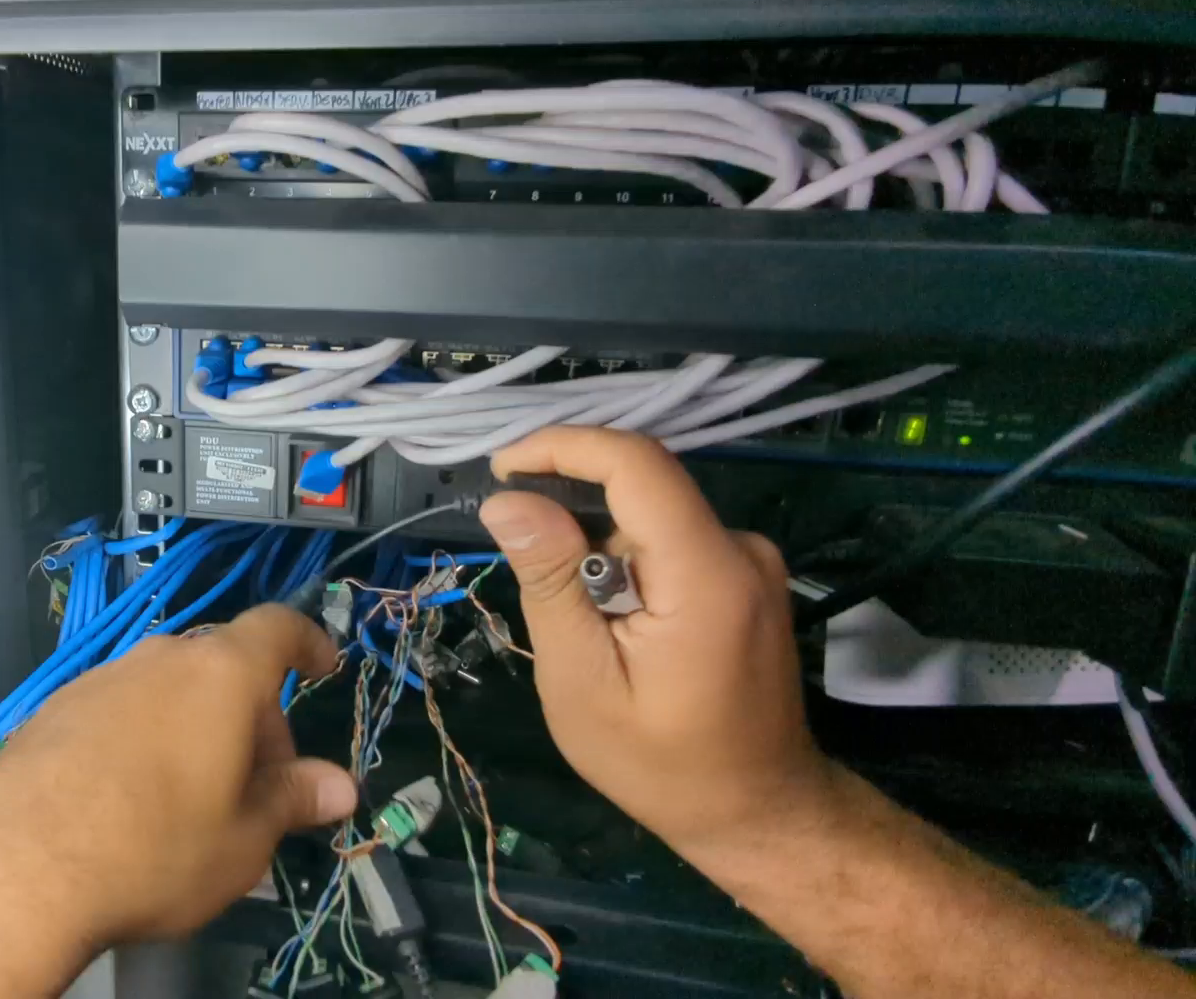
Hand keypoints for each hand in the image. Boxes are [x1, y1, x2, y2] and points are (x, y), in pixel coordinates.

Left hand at [0, 604, 356, 996]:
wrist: (20, 869)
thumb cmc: (155, 848)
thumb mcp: (242, 838)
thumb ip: (294, 799)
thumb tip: (341, 785)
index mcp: (220, 674)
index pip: (277, 627)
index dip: (308, 641)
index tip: (324, 666)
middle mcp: (163, 657)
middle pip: (226, 667)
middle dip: (254, 716)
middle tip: (258, 784)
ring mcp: (107, 675)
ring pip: (174, 686)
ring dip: (200, 724)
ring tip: (195, 795)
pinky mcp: (62, 703)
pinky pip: (126, 704)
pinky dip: (148, 731)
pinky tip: (131, 793)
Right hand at [477, 427, 836, 855]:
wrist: (759, 814)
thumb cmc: (660, 761)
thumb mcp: (581, 678)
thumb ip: (548, 581)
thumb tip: (506, 501)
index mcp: (705, 573)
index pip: (635, 464)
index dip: (561, 447)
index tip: (501, 468)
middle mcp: (738, 549)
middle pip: (636, 486)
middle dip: (565, 509)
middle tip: (522, 566)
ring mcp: (746, 560)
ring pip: (642, 515)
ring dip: (589, 545)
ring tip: (574, 621)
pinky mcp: (740, 575)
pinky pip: (662, 537)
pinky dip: (616, 559)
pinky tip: (607, 620)